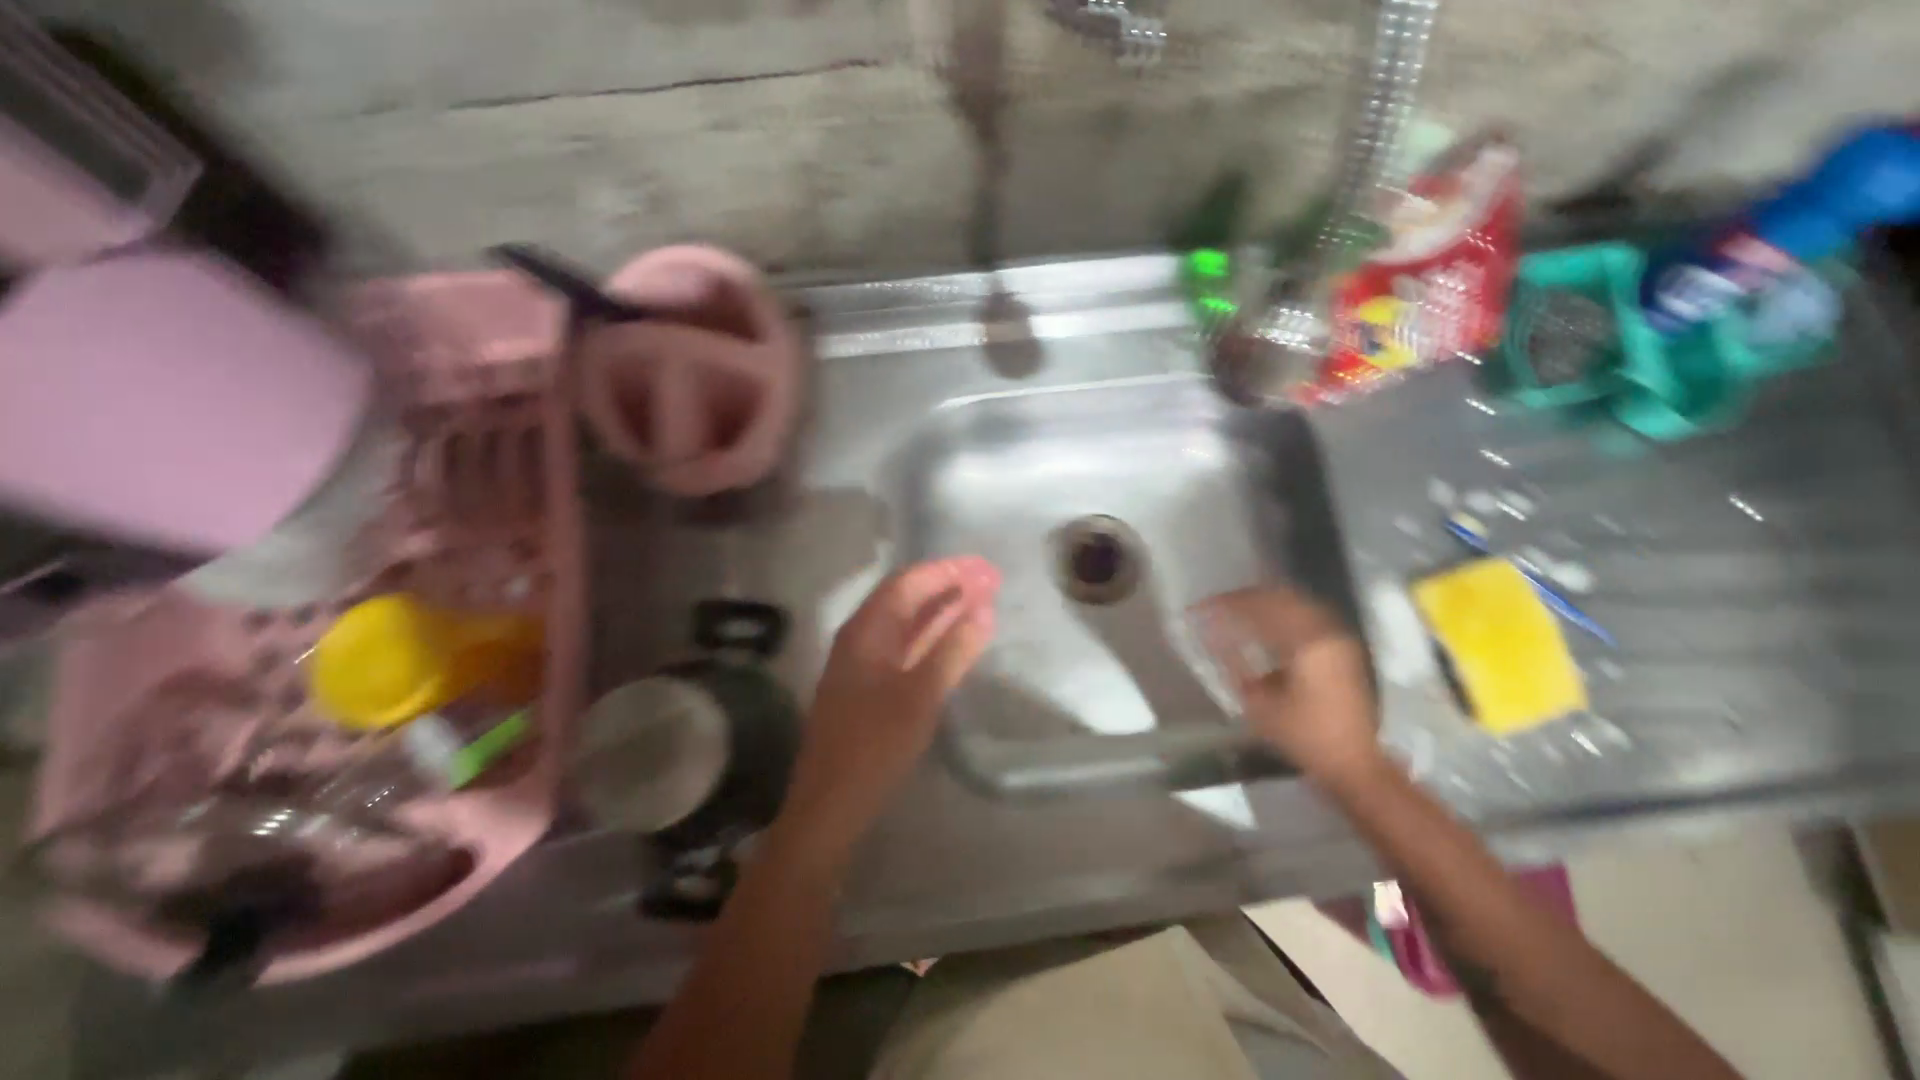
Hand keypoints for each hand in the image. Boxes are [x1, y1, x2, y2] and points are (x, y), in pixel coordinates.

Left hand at [777, 557, 999, 859]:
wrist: (829, 805)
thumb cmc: (873, 748)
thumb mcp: (919, 697)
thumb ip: (953, 650)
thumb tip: (985, 609)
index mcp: (864, 632)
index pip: (908, 583)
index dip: (948, 571)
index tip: (987, 569)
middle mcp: (860, 640)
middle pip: (906, 599)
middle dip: (948, 586)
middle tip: (993, 582)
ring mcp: (862, 666)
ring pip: (906, 626)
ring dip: (942, 612)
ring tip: (983, 603)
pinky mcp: (868, 691)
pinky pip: (905, 650)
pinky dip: (932, 640)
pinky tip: (956, 644)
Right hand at [1191, 585, 1380, 785]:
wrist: (1353, 762)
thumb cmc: (1304, 738)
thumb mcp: (1260, 706)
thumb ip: (1234, 666)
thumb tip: (1210, 638)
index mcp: (1306, 643)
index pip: (1260, 608)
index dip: (1227, 605)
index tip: (1200, 608)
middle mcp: (1325, 632)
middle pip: (1280, 598)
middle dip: (1245, 598)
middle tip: (1217, 605)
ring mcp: (1338, 638)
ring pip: (1296, 603)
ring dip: (1265, 603)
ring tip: (1238, 611)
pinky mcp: (1342, 649)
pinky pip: (1308, 616)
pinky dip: (1283, 614)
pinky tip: (1266, 625)